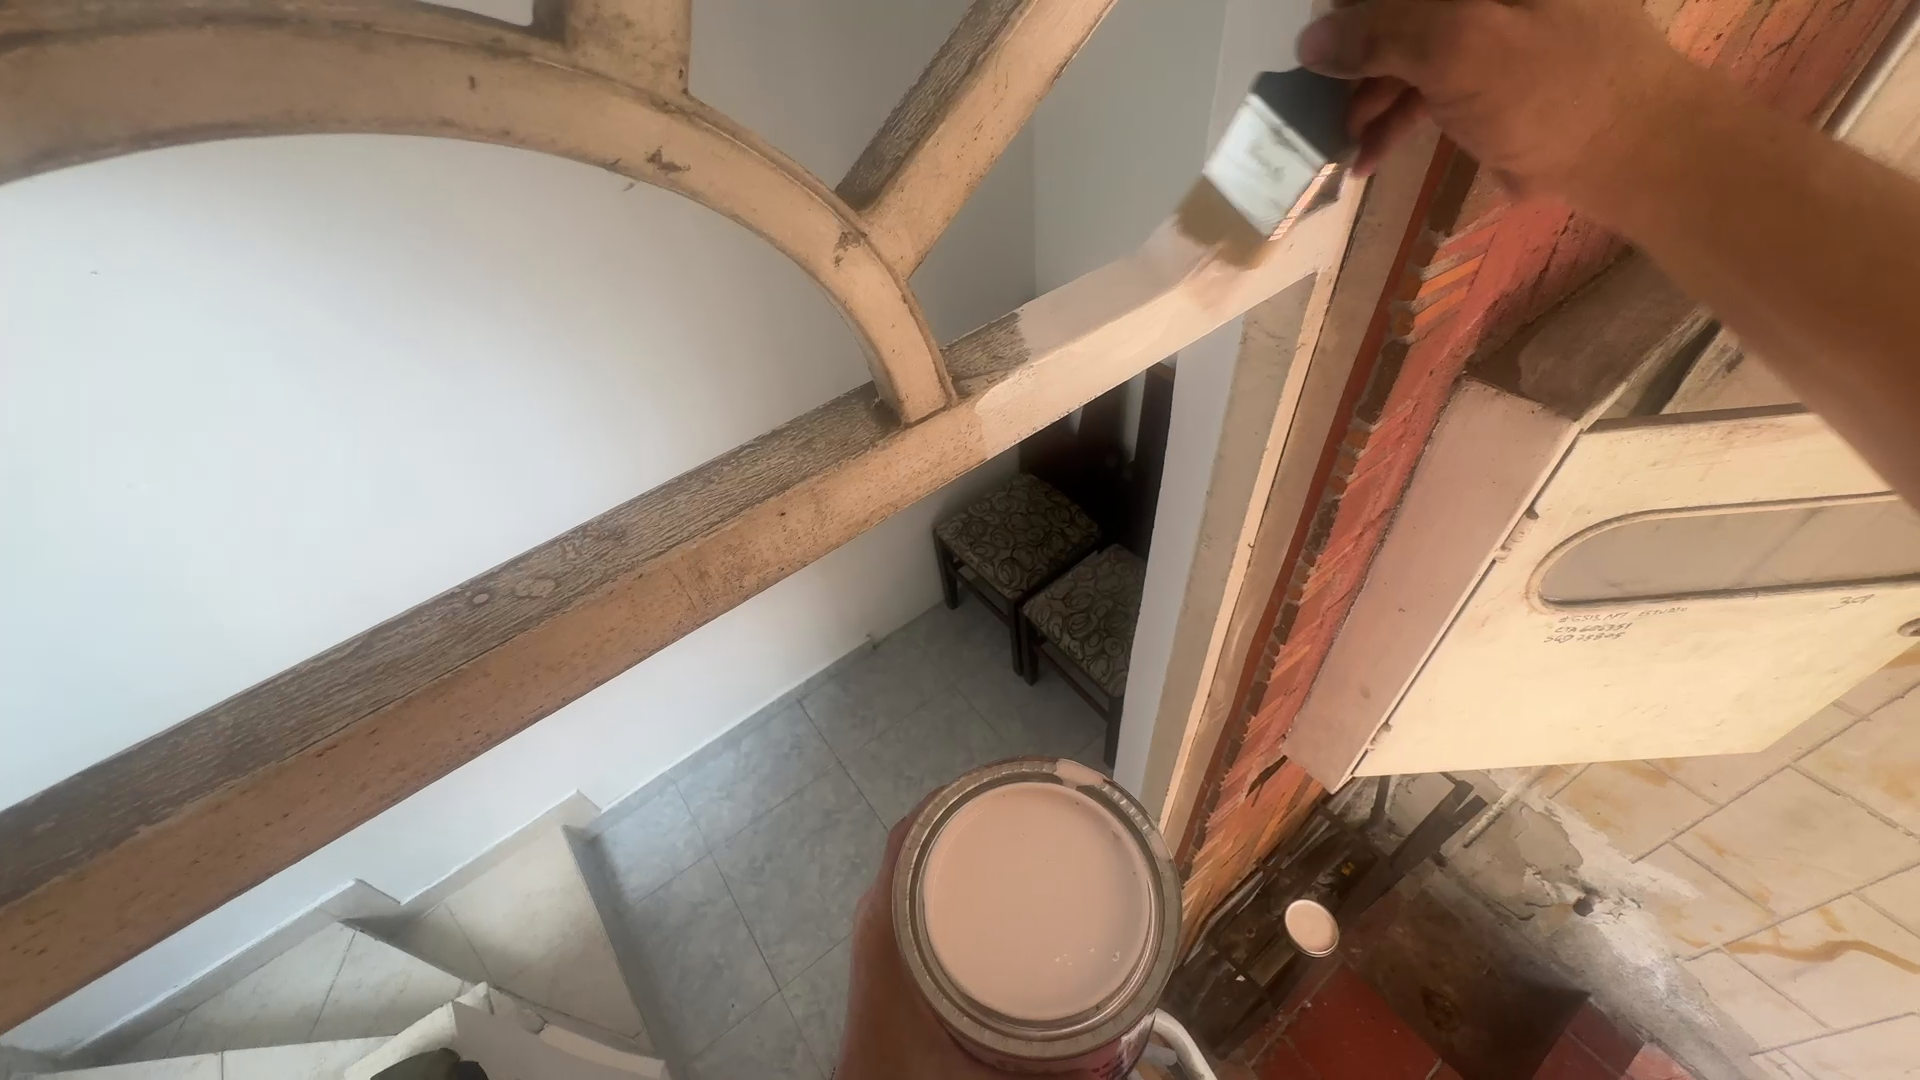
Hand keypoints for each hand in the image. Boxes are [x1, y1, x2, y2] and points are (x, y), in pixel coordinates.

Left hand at [836, 809, 1105, 1079]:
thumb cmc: (906, 1074)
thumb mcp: (978, 1069)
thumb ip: (1047, 1070)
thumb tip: (1113, 1054)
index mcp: (889, 926)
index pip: (911, 834)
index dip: (956, 797)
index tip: (1013, 781)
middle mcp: (882, 913)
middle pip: (922, 833)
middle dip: (977, 807)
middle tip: (1040, 798)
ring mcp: (883, 925)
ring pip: (921, 854)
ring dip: (966, 832)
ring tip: (1027, 821)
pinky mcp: (890, 943)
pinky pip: (920, 880)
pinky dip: (955, 864)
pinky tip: (999, 879)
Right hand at [1297, 0, 1703, 199]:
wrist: (1620, 149)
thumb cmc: (1551, 88)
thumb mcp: (1459, 50)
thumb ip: (1382, 35)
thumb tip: (1309, 41)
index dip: (1353, 9)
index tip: (1319, 46)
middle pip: (1397, 11)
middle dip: (1353, 54)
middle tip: (1316, 99)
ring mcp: (1486, 28)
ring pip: (1403, 50)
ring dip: (1364, 96)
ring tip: (1338, 141)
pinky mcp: (1483, 73)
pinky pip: (1420, 86)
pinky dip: (1389, 121)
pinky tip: (1364, 157)